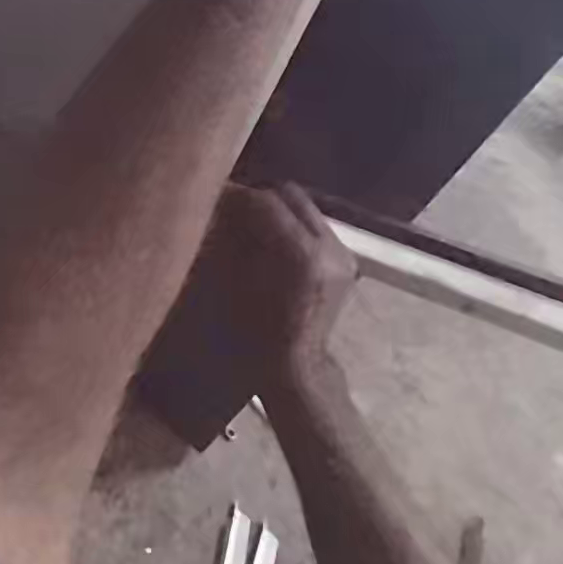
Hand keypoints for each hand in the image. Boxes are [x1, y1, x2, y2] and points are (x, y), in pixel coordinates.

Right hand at [210, 183, 358, 389]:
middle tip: (232, 206)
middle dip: (259, 197)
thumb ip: (234, 237)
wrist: (297, 368)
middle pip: (292, 196)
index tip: (216, 195)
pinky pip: (315, 227)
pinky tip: (271, 240)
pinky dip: (292, 226)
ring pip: (305, 209)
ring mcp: (343, 253)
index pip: (268, 203)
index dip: (238, 195)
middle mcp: (331, 248)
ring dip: (276, 211)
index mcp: (303, 256)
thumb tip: (224, 206)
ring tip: (249, 221)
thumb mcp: (238, 281)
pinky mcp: (347, 261)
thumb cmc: (259, 333)